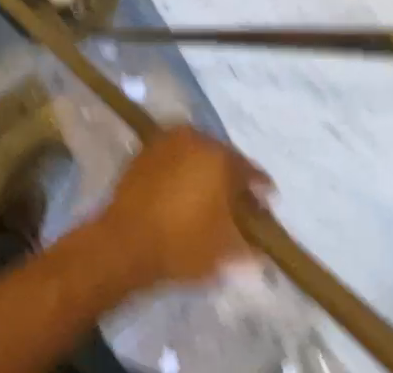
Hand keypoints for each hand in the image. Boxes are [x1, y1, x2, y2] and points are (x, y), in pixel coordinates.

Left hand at [95, 125, 270, 286]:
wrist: (126, 241)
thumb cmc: (184, 244)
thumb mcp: (230, 252)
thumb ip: (253, 242)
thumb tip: (261, 241)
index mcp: (219, 157)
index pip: (250, 171)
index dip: (261, 192)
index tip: (266, 207)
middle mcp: (191, 139)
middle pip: (222, 156)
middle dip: (232, 176)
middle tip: (237, 200)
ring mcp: (162, 142)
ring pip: (194, 152)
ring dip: (205, 169)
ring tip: (210, 195)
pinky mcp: (140, 152)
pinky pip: (171, 156)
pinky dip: (181, 169)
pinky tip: (184, 190)